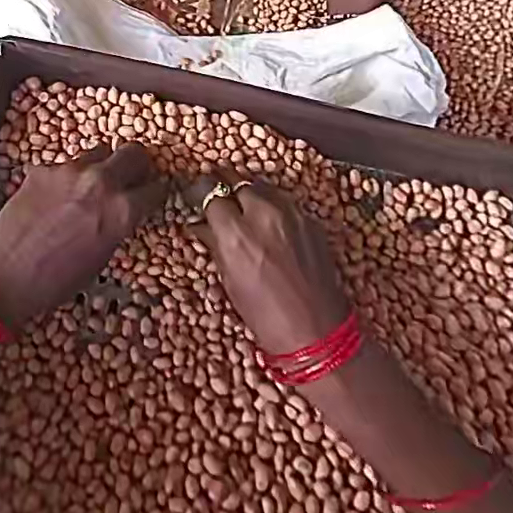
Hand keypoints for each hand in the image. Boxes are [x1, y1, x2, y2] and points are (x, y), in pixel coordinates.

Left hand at [0, 143, 167, 325]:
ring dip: (100, 166)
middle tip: (131, 175)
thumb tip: (123, 210)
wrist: (6, 273)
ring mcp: (70, 171)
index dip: (156, 191)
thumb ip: (117, 224)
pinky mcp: (43, 168)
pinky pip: (64, 165)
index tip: (153, 192)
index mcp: (122, 210)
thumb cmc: (57, 280)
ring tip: (88, 187)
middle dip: (136, 164)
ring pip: (98, 152)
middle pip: (133, 153)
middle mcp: (101, 183)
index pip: (156, 188)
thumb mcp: (102, 256)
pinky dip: (66, 178)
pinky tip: (54, 198)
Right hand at [187, 176, 350, 356]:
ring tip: (238, 201)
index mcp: (236, 233)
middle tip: (214, 192)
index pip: (211, 193)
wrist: (317, 331)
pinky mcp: (310, 220)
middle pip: (237, 181)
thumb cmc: (266, 315)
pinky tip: (264, 216)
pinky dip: (269, 202)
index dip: (200, 194)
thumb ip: (213, 244)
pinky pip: (283, 200)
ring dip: (247, 190)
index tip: (195, 196)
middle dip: (223, 185)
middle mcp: (263, 215)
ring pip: (261, 185)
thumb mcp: (229, 279)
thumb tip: (199, 225)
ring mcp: (291, 214)